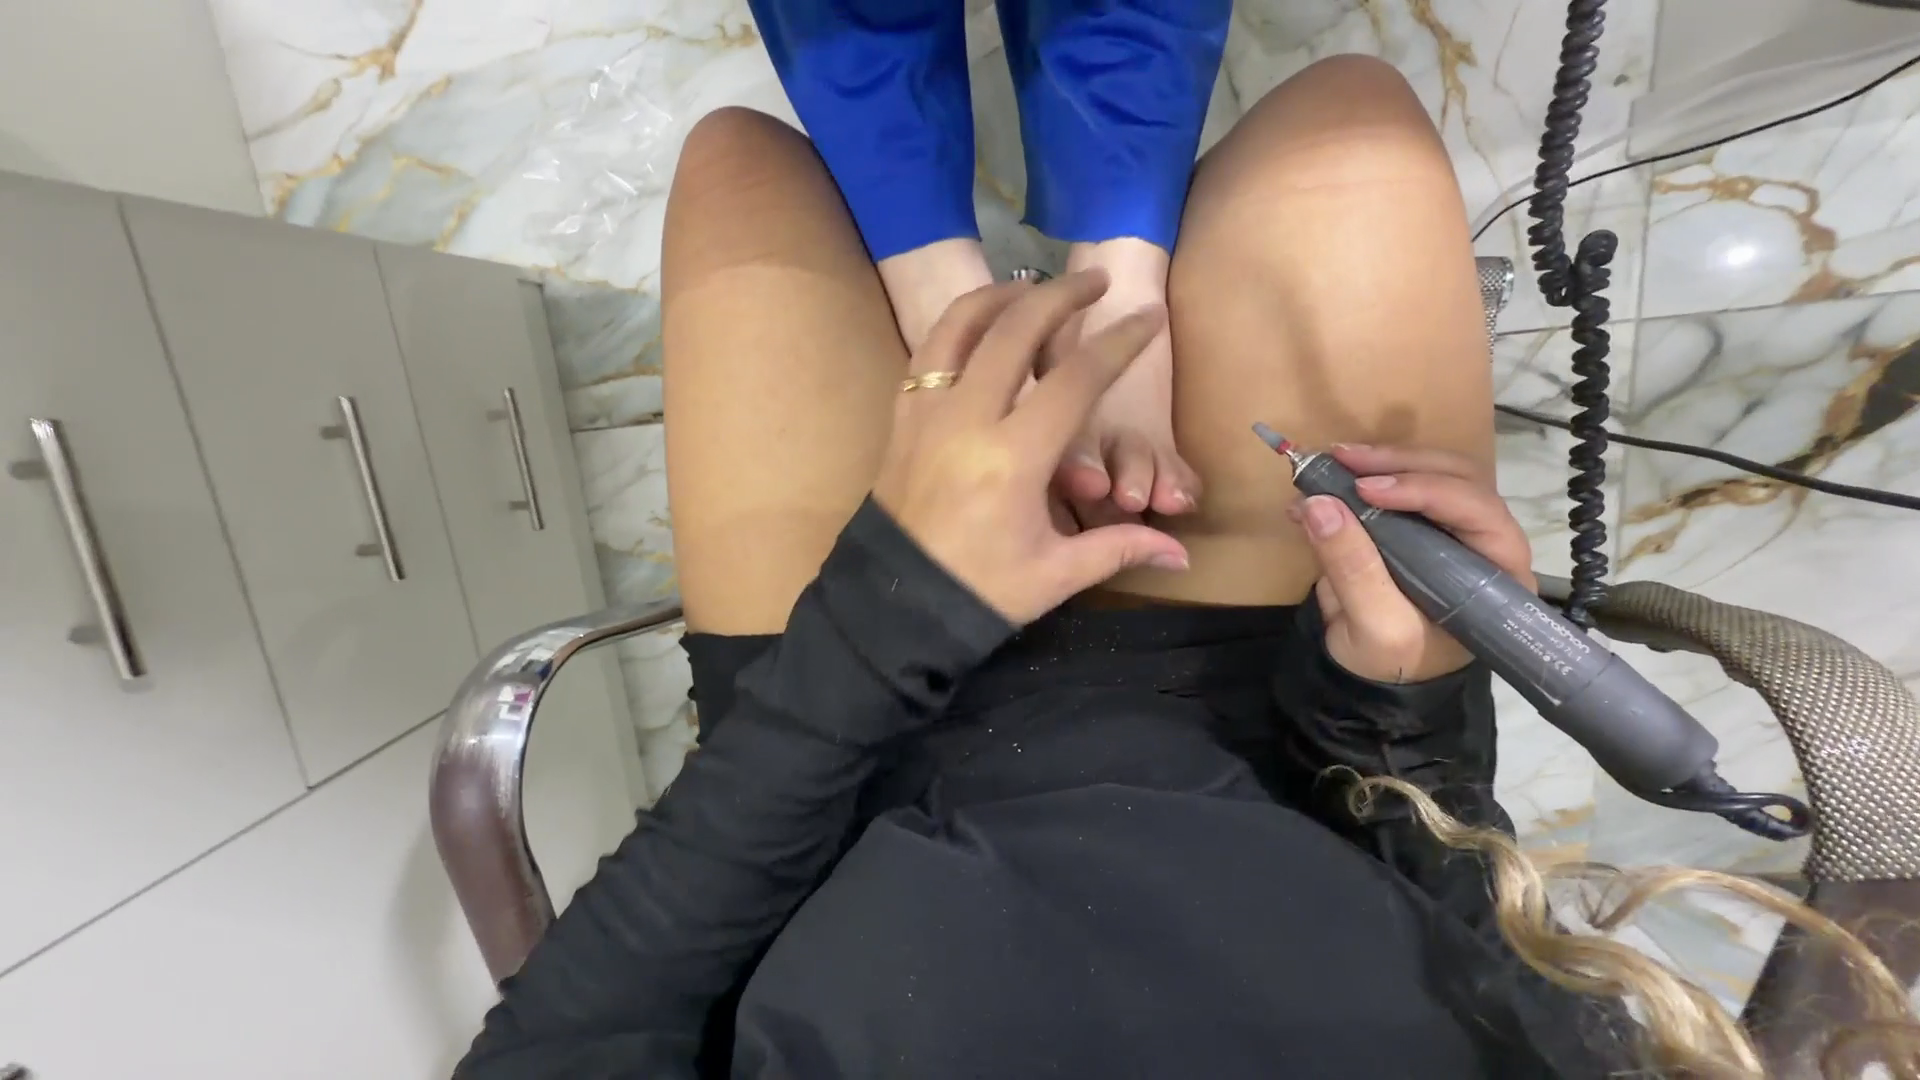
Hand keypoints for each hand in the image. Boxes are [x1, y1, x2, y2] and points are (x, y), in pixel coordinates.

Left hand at [873, 271, 1189, 624]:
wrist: (894, 606)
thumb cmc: (978, 593)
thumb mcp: (1054, 575)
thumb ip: (1119, 549)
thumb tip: (1182, 554)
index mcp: (1012, 459)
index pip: (1076, 380)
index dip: (1119, 343)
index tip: (1148, 318)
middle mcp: (966, 420)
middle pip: (1015, 330)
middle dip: (1061, 295)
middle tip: (1095, 280)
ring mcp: (925, 414)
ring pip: (959, 326)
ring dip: (1001, 296)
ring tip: (1033, 286)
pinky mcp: (900, 419)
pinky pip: (928, 352)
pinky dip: (957, 325)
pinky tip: (980, 325)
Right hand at [1291, 443, 1534, 683]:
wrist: (1374, 679)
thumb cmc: (1392, 662)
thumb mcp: (1374, 624)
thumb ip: (1352, 567)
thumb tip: (1316, 503)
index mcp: (1497, 568)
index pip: (1475, 509)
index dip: (1423, 489)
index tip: (1366, 489)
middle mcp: (1479, 539)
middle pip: (1453, 477)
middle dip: (1398, 461)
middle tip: (1343, 458)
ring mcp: (1442, 528)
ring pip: (1425, 472)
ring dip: (1378, 461)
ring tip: (1330, 460)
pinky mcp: (1406, 526)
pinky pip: (1390, 490)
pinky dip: (1355, 479)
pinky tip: (1317, 482)